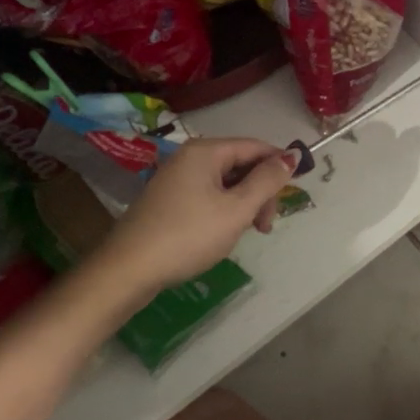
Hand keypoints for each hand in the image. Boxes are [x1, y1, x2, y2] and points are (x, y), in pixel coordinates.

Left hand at [96, 138, 295, 293]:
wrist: (126, 272)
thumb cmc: (187, 236)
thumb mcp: (237, 209)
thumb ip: (267, 180)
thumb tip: (293, 155)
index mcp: (206, 151)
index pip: (256, 147)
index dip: (279, 167)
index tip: (290, 197)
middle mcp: (189, 157)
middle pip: (240, 164)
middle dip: (259, 192)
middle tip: (264, 226)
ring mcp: (174, 179)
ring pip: (224, 183)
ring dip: (242, 205)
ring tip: (242, 234)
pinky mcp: (166, 201)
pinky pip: (206, 195)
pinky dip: (222, 210)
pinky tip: (220, 234)